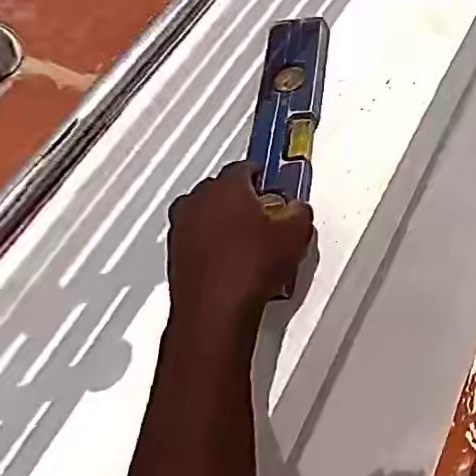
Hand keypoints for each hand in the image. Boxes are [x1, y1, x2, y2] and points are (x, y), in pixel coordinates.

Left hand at [167, 161, 313, 321]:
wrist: (217, 308)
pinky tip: (237, 259)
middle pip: (223, 188)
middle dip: (245, 197)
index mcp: (226, 187)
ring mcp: (182, 228)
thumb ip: (299, 211)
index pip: (244, 167)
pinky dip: (215, 242)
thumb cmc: (247, 268)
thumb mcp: (296, 233)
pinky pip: (200, 237)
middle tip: (268, 211)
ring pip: (209, 213)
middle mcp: (198, 202)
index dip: (263, 174)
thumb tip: (298, 210)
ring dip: (228, 220)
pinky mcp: (176, 253)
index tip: (272, 181)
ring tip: (254, 238)